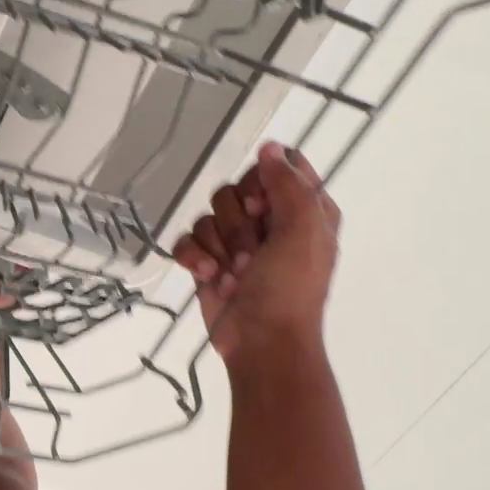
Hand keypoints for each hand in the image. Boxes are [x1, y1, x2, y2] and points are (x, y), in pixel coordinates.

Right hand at [171, 143, 339, 366]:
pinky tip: (207, 276)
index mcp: (303, 210)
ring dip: (217, 246)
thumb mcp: (302, 231)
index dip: (263, 182)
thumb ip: (287, 185)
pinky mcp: (206, 262)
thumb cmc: (290, 288)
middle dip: (237, 222)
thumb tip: (270, 148)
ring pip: (208, 217)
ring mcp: (234, 244)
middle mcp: (269, 222)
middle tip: (252, 250)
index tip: (265, 207)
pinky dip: (193, 258)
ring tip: (232, 273)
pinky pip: (186, 241)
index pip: (277, 168)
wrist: (260, 341)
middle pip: (235, 190)